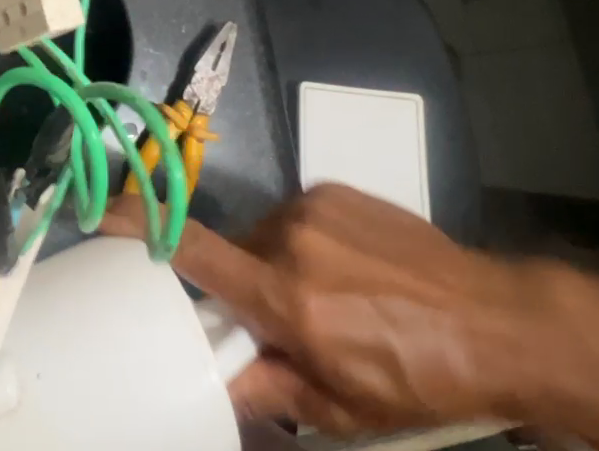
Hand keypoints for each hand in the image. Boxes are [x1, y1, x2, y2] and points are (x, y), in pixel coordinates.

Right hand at [104, 184, 535, 436]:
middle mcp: (291, 238)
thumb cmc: (417, 376)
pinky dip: (308, 243)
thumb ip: (267, 388)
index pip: (194, 251)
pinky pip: (299, 217)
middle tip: (283, 320)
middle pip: (232, 254)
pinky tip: (352, 271)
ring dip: (278, 264)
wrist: (499, 321)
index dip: (140, 227)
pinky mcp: (338, 191)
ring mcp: (316, 207)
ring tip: (331, 297)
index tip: (100, 213)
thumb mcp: (341, 406)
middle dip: (243, 285)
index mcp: (285, 295)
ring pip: (265, 236)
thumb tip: (212, 381)